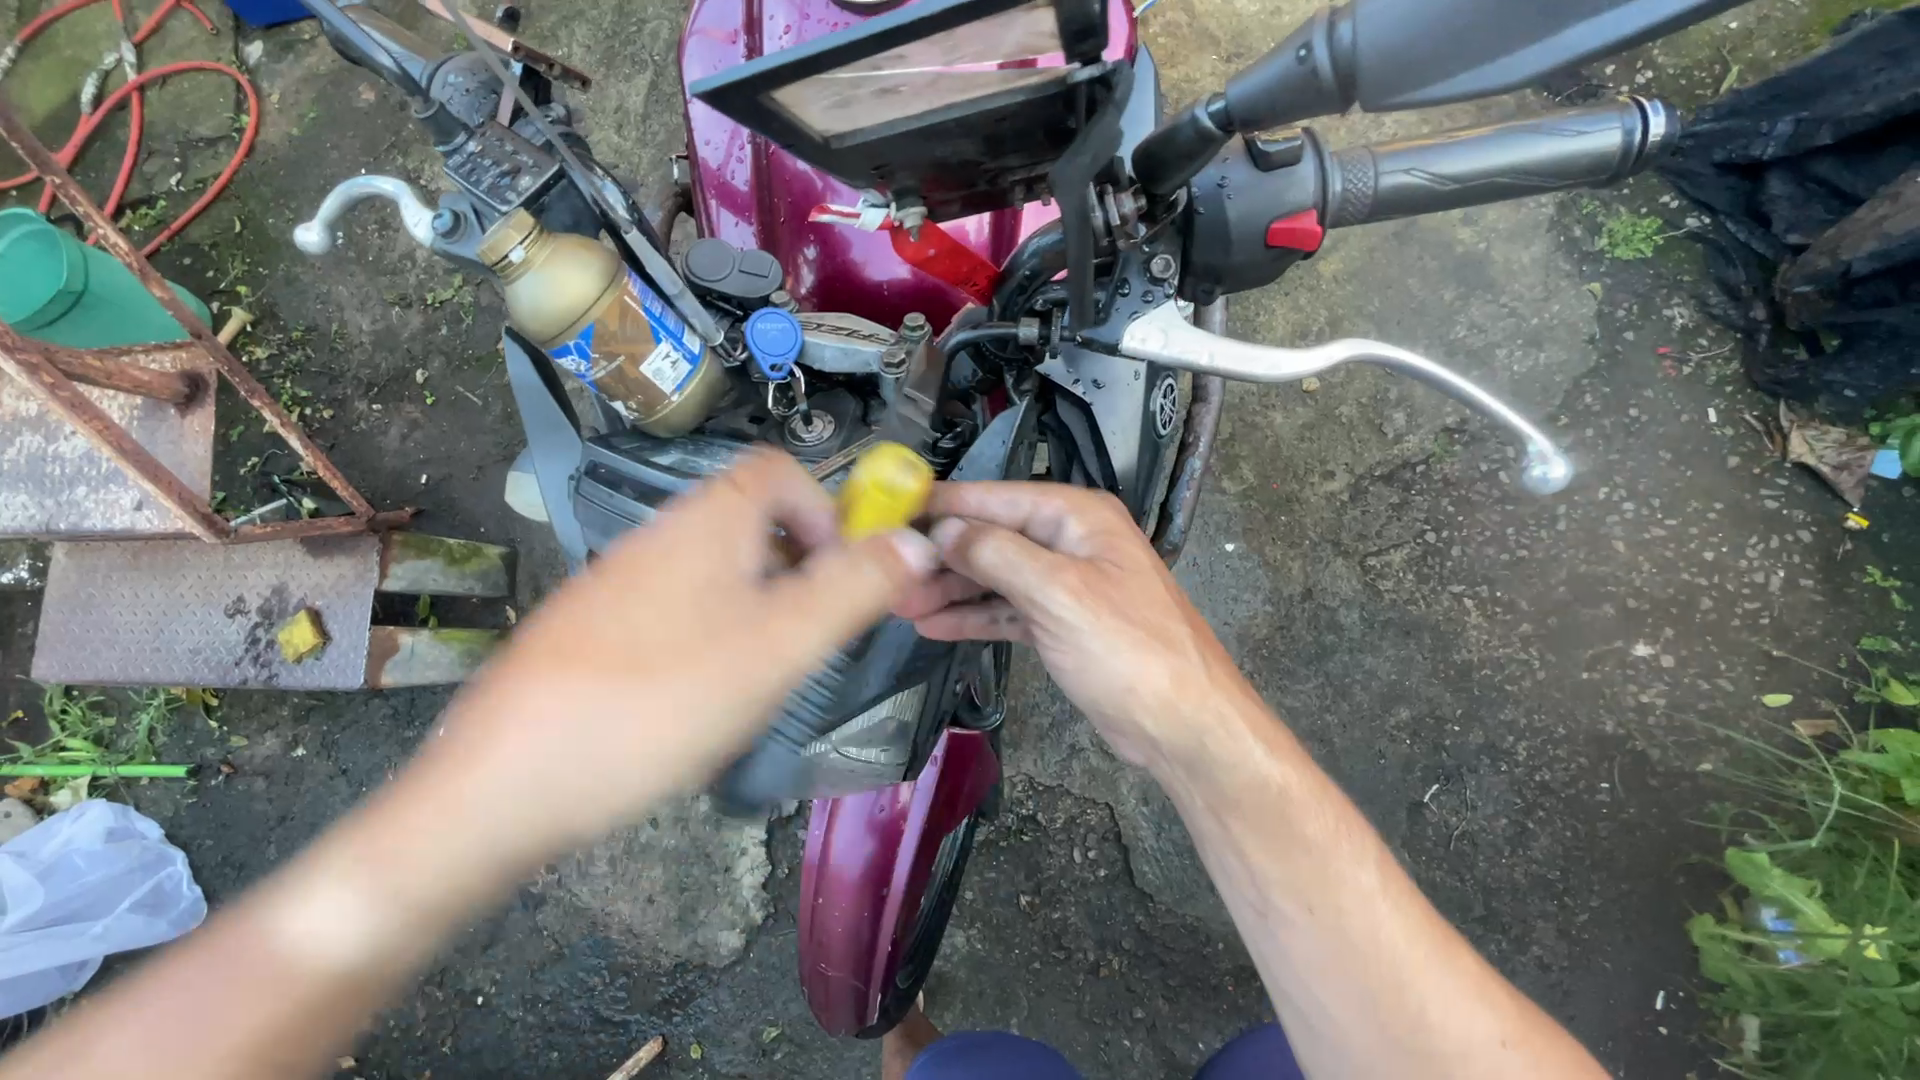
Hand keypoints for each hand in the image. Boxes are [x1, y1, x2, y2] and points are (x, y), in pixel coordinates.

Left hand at [422, 449, 937, 854]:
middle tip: (806, 640)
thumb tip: (915, 542)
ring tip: (757, 679)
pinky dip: (707, 638)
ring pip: (712, 572)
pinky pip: (672, 611)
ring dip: (755, 610)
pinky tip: (694, 703)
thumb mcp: (778, 647)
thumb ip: (853, 590)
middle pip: (749, 523)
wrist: (502, 785)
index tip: (839, 577)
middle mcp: (657, 537)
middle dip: (796, 571)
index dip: (824, 511)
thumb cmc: (660, 702)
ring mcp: (615, 583)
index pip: (778, 471)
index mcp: (706, 523)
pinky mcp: (589, 630)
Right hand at [896, 482, 1244, 771]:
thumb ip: (997, 555)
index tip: (891, 511)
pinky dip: (974, 617)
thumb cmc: (1126, 649)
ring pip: (996, 577)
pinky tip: (935, 626)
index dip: (944, 504)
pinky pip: (1008, 610)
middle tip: (890, 577)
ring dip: (951, 591)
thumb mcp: (1058, 594)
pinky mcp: (1062, 624)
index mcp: (1078, 517)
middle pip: (992, 538)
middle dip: (942, 557)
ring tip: (901, 606)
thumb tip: (945, 529)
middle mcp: (1071, 542)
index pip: (997, 498)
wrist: (1183, 723)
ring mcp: (1067, 584)